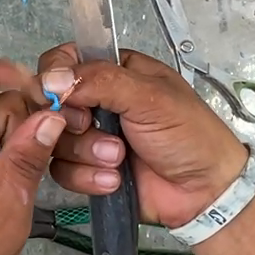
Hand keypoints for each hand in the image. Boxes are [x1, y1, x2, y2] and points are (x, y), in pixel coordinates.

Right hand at [36, 45, 246, 228]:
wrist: (204, 192)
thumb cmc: (187, 134)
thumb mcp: (149, 96)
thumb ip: (100, 81)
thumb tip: (50, 80)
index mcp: (113, 72)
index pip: (63, 62)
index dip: (52, 78)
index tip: (55, 96)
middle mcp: (96, 101)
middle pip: (50, 103)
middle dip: (71, 121)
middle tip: (91, 125)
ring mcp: (89, 136)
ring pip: (54, 139)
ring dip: (85, 151)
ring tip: (119, 158)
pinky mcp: (87, 169)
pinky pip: (62, 170)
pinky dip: (87, 176)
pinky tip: (114, 179)